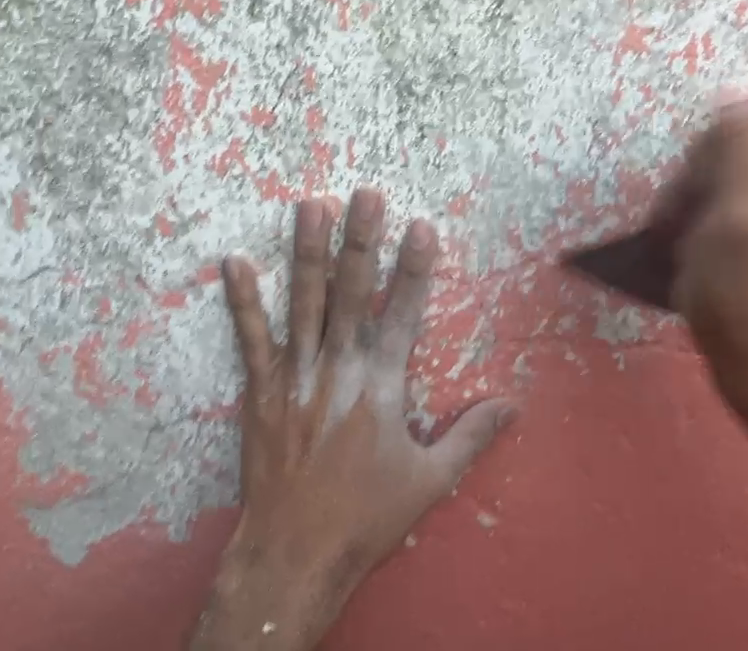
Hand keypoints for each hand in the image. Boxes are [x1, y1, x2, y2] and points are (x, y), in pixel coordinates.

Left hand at [191, 190, 515, 650]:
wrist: (295, 553)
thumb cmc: (367, 516)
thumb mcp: (431, 480)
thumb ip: (471, 436)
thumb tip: (513, 405)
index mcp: (382, 387)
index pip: (405, 314)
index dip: (415, 269)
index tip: (422, 226)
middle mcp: (339, 370)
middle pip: (353, 294)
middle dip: (362, 240)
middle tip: (366, 194)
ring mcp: (295, 377)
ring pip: (304, 303)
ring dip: (308, 252)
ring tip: (311, 205)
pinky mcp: (259, 392)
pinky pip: (250, 339)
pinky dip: (243, 301)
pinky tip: (234, 263)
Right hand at [659, 103, 747, 410]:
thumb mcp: (744, 214)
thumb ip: (744, 144)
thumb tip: (736, 93)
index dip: (742, 134)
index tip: (708, 173)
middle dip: (719, 162)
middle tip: (687, 202)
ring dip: (709, 181)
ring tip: (681, 220)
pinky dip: (718, 196)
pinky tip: (693, 223)